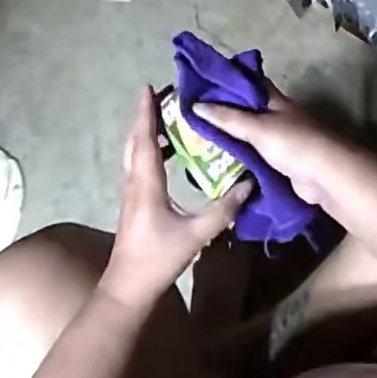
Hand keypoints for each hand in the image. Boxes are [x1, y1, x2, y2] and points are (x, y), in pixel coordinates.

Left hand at [99, 87, 252, 307]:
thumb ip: (223, 210)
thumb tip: (249, 184)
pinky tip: (169, 155)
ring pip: (135, 154)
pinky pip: (140, 166)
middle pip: (136, 142)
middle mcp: (135, 183)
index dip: (146, 113)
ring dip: (147, 133)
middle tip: (163, 97)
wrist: (127, 289)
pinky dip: (150, 151)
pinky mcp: (135, 204)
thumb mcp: (196, 235)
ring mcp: (132, 194)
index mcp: (146, 184)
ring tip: (168, 119)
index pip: (145, 140)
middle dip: (146, 116)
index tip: (148, 88)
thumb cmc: (157, 259)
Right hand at [193, 92, 374, 209]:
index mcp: (276, 100)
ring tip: (201, 144)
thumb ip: (228, 118)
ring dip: (232, 140)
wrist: (325, 176)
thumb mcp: (257, 127)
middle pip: (249, 111)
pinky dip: (242, 161)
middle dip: (225, 114)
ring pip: (252, 137)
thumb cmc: (293, 142)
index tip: (203, 84)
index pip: (250, 83)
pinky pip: (257, 159)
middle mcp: (280, 116)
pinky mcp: (284, 164)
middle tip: (194, 118)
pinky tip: (222, 166)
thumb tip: (196, 105)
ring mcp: (283, 141)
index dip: (229, 81)